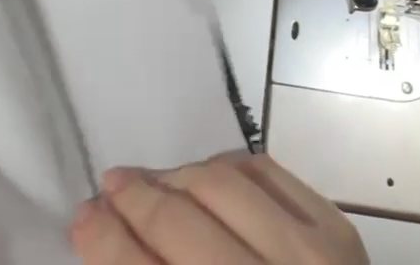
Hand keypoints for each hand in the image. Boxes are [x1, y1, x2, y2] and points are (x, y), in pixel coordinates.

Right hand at [71, 154, 368, 263]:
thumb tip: (110, 238)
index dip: (106, 240)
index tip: (82, 216)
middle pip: (181, 223)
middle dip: (134, 200)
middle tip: (108, 188)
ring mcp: (309, 254)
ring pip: (222, 184)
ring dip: (175, 175)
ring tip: (148, 179)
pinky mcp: (336, 228)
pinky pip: (268, 170)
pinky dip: (228, 165)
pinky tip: (203, 173)